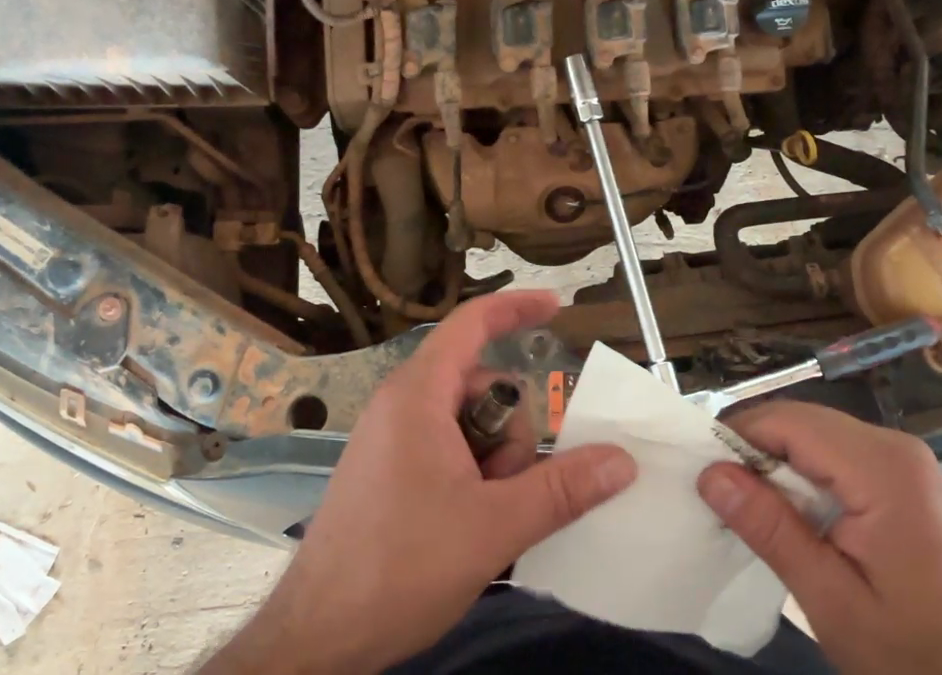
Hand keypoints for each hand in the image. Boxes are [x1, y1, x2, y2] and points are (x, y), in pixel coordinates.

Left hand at [207, 291, 636, 674]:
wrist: (319, 635)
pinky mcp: (387, 472)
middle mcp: (401, 405)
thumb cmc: (401, 567)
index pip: (470, 325)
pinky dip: (473, 477)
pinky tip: (473, 526)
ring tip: (486, 519)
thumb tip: (622, 460)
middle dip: (511, 432)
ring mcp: (391, 440)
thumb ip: (562, 489)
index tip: (558, 307)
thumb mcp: (494, 527)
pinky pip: (447, 451)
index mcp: (418, 395)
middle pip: (482, 385)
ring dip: (495, 464)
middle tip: (509, 489)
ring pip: (468, 425)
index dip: (516, 308)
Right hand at [696, 402, 941, 674]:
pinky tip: (790, 519)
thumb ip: (771, 529)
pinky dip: (804, 478)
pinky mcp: (906, 481)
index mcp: (882, 468)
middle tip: (716, 499)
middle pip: (802, 423)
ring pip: (816, 439)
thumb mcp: (833, 601)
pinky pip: (838, 459)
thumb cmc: (918, 654)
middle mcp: (896, 447)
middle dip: (753, 452)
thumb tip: (710, 472)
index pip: (788, 421)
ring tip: (747, 513)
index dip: (736, 437)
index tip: (696, 474)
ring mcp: (905, 462)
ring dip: (776, 468)